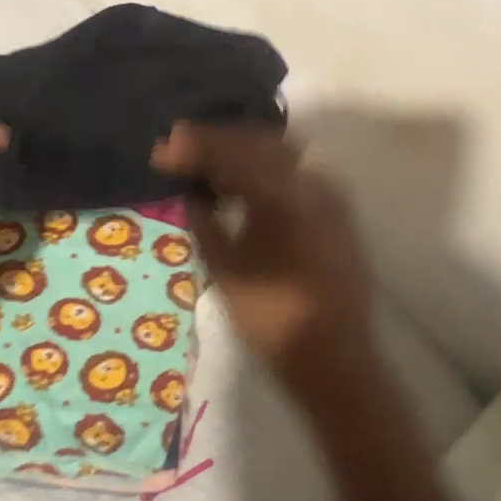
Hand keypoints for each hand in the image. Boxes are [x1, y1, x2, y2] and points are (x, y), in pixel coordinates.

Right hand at [153, 124, 375, 378]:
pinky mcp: (337, 214)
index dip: (193, 146)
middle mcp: (312, 183)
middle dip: (218, 141)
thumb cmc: (272, 317)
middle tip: (182, 147)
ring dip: (243, 153)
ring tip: (209, 165)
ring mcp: (331, 197)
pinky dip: (266, 170)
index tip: (162, 149)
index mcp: (283, 194)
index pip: (231, 152)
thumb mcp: (224, 268)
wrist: (333, 359)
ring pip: (281, 154)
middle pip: (259, 142)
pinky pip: (297, 173)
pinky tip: (243, 187)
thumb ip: (203, 219)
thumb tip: (189, 190)